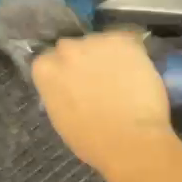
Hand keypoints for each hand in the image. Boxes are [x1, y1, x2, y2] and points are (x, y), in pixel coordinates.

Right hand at [31, 31, 181, 181]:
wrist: (132, 141)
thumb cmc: (93, 141)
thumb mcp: (60, 116)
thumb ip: (58, 90)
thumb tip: (67, 83)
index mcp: (45, 69)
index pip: (49, 59)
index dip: (63, 70)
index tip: (74, 82)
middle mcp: (66, 48)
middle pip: (72, 46)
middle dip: (82, 59)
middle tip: (97, 79)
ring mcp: (94, 41)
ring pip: (99, 42)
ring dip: (105, 55)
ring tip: (121, 77)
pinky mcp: (122, 40)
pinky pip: (124, 41)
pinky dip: (129, 53)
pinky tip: (136, 71)